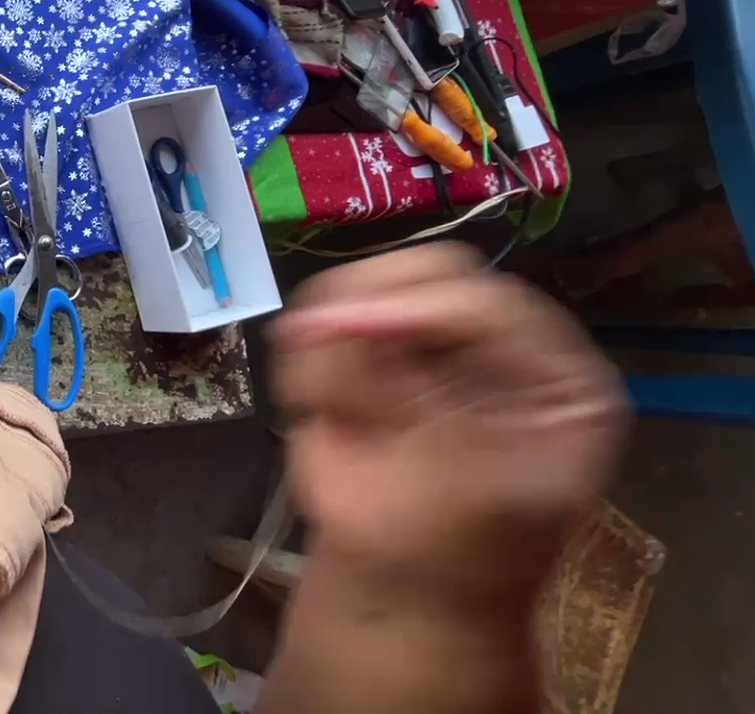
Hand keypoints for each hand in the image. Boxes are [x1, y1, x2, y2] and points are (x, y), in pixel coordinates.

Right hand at [269, 243, 626, 619]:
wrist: (397, 578)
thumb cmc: (456, 544)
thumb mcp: (468, 481)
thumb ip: (420, 396)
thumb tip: (342, 324)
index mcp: (547, 373)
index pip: (483, 299)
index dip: (415, 305)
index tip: (349, 329)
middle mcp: (484, 345)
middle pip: (416, 272)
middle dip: (358, 310)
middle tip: (314, 345)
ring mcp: (412, 344)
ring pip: (347, 295)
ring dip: (326, 355)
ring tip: (340, 417)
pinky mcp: (351, 354)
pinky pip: (307, 330)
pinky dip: (303, 372)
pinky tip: (326, 416)